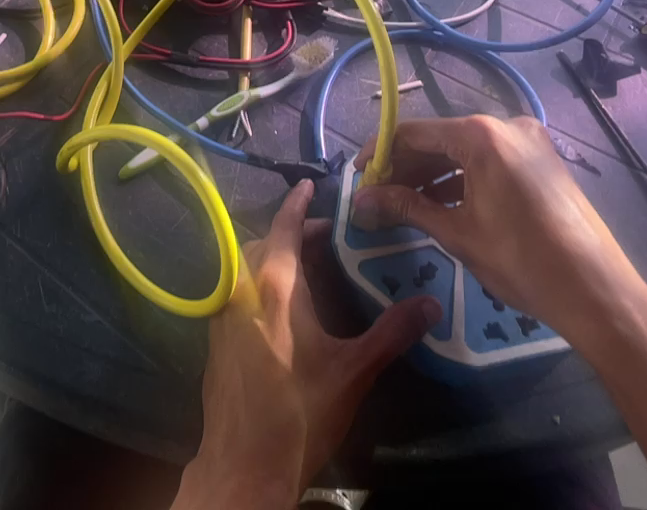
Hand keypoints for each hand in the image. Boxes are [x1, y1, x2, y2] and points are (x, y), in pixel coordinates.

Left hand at [175, 180, 442, 508]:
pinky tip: (283, 302)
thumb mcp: (353, 371)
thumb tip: (431, 304)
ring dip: (274, 254)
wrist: (244, 460)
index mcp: (274, 285)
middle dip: (292, 231)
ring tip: (309, 263)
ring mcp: (223, 309)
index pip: (284, 226)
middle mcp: (242, 286)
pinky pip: (238, 286)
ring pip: (247, 264)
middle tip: (326, 236)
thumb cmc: (301, 411)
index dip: (298, 203)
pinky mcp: (215, 331)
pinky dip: (260, 278)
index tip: (310, 185)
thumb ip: (391, 333)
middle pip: (265, 241)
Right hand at [352, 115, 646, 349]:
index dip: (379, 154)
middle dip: (404, 167)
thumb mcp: (456, 233)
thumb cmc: (522, 261)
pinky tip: (438, 203)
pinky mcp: (541, 160)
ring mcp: (528, 141)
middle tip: (377, 196)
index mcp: (481, 136)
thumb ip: (406, 207)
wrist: (599, 294)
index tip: (357, 178)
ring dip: (430, 174)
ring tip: (402, 204)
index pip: (412, 133)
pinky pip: (487, 160)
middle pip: (438, 139)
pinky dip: (460, 178)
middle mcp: (505, 126)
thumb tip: (360, 201)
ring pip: (462, 151)